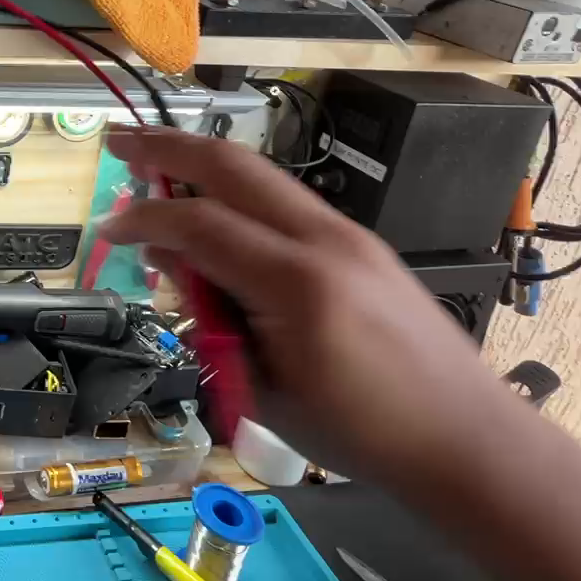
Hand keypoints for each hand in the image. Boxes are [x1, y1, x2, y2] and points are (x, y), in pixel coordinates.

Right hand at [101, 125, 525, 483]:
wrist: (471, 441)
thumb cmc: (363, 435)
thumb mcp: (263, 386)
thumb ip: (210, 317)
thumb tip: (170, 260)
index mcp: (298, 285)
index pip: (200, 224)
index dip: (143, 218)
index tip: (108, 226)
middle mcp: (325, 240)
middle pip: (232, 166)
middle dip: (167, 146)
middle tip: (119, 139)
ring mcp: (348, 234)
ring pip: (259, 172)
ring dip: (200, 161)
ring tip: (155, 162)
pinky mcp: (359, 240)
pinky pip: (282, 198)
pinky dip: (235, 190)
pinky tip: (213, 208)